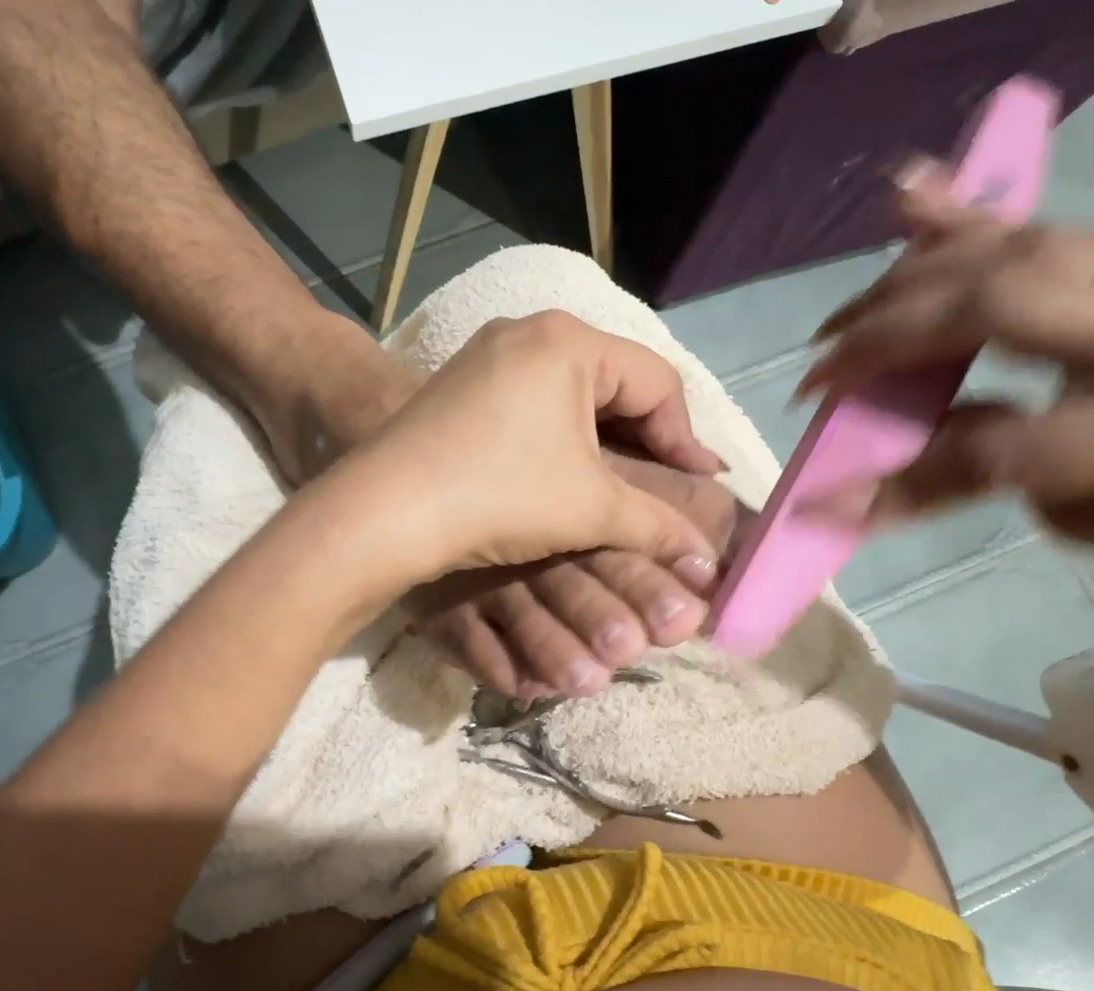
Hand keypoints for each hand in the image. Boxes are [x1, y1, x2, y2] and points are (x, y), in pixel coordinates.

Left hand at [333, 312, 724, 680]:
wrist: (385, 511)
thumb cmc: (499, 496)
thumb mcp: (590, 509)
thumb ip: (658, 524)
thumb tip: (709, 556)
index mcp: (569, 341)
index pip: (657, 382)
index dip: (687, 438)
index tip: (700, 486)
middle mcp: (526, 330)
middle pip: (614, 381)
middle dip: (645, 439)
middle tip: (664, 487)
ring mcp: (484, 354)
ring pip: (569, 393)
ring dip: (601, 441)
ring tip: (617, 488)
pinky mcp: (456, 385)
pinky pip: (529, 401)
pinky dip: (556, 437)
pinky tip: (560, 476)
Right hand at [801, 167, 1093, 611]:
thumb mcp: (1093, 521)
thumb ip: (993, 471)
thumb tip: (889, 451)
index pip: (1003, 444)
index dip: (903, 478)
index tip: (822, 503)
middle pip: (997, 308)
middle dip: (887, 337)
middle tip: (818, 378)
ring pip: (1011, 254)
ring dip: (907, 281)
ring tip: (842, 321)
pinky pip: (1039, 230)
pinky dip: (961, 216)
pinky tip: (902, 196)